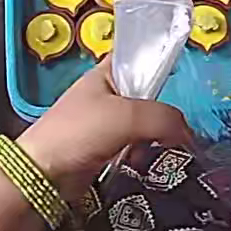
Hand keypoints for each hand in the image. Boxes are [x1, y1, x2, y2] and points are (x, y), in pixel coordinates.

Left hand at [18, 58, 192, 195]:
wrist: (43, 173)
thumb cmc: (78, 132)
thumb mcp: (127, 116)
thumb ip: (164, 118)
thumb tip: (187, 133)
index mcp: (107, 72)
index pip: (141, 56)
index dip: (162, 62)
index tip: (181, 79)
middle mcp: (107, 93)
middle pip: (149, 96)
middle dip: (164, 113)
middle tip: (174, 129)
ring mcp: (106, 121)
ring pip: (145, 124)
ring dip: (154, 138)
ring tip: (156, 149)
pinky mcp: (105, 147)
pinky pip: (135, 145)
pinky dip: (143, 154)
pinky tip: (140, 162)